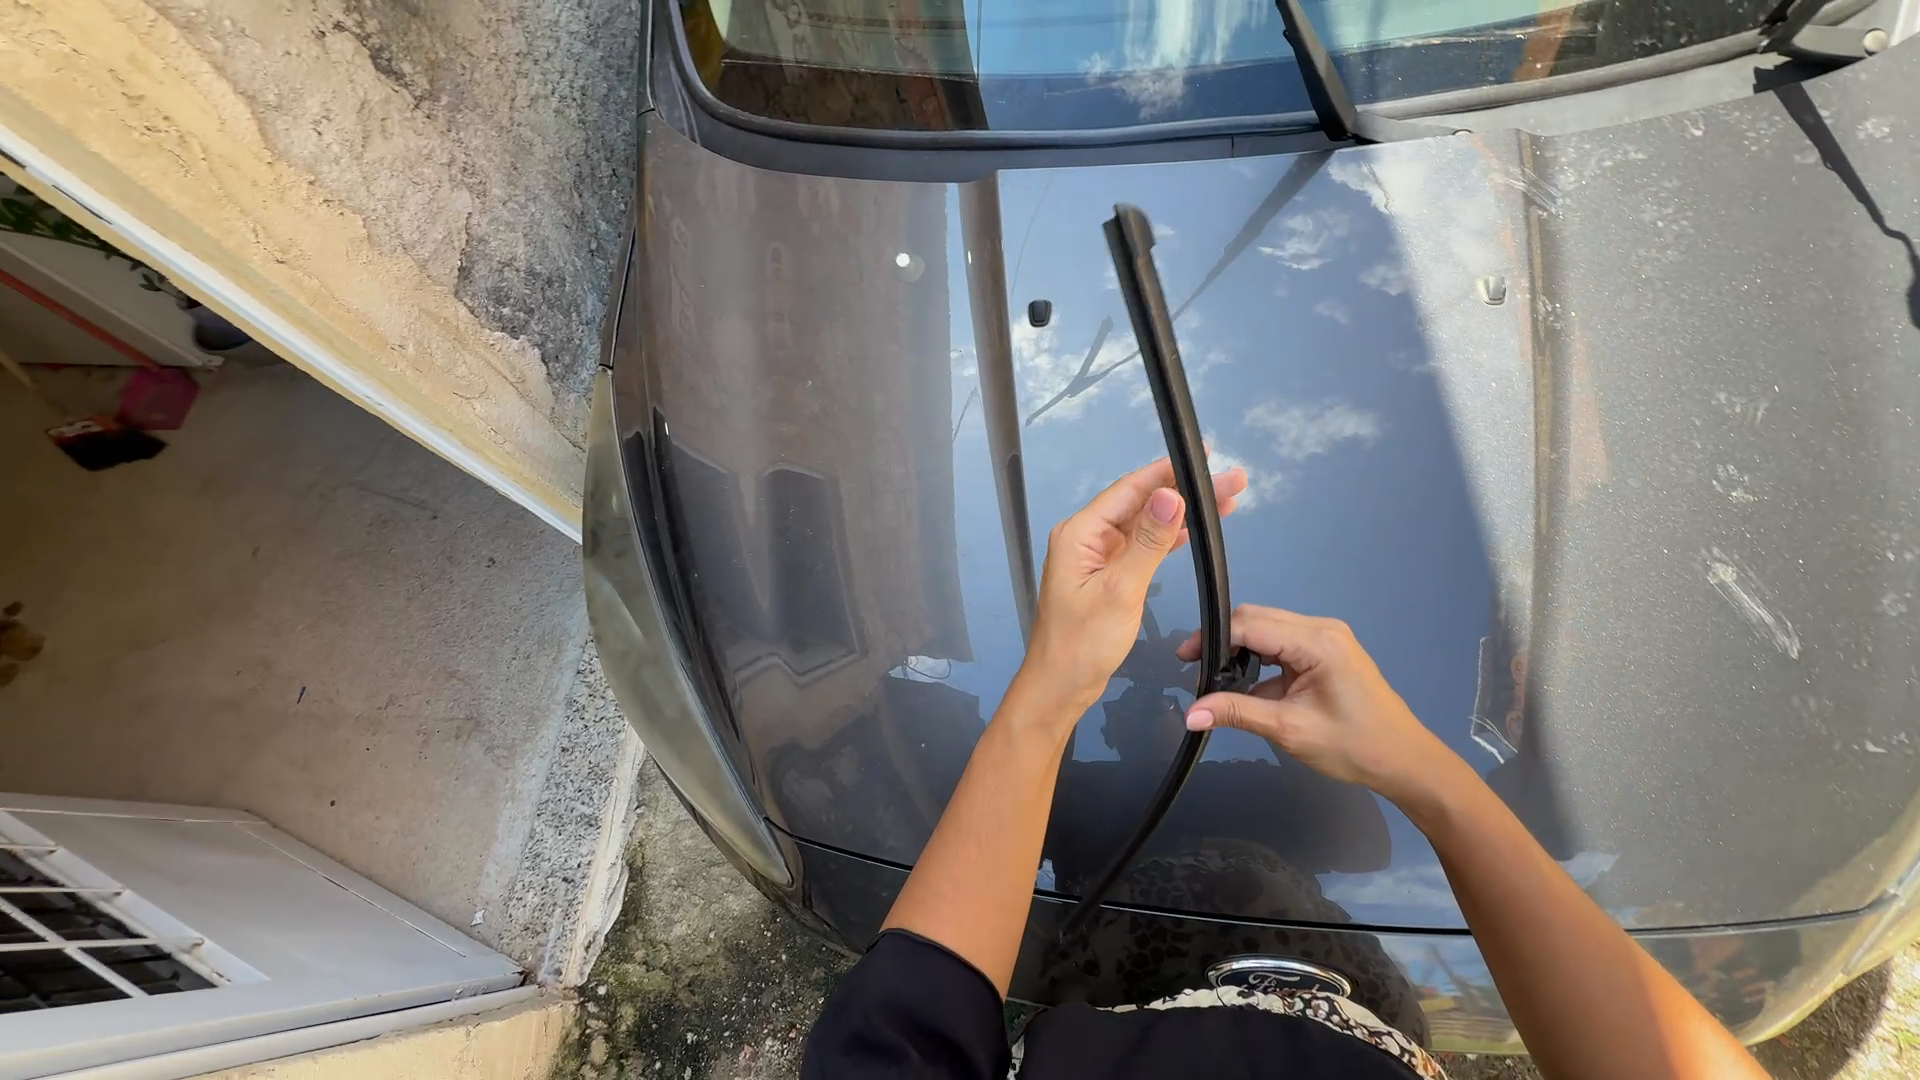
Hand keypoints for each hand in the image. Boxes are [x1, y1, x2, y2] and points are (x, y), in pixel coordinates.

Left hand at [1016, 458, 1247, 723]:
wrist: (1062, 686)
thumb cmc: (1085, 642)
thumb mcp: (1120, 590)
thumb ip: (1148, 542)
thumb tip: (1171, 494)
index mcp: (1080, 533)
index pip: (1130, 490)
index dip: (1169, 472)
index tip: (1207, 457)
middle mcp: (1087, 538)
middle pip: (1141, 503)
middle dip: (1186, 491)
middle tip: (1234, 481)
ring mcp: (1097, 557)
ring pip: (1145, 524)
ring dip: (1182, 514)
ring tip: (1227, 500)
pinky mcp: (1108, 576)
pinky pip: (1142, 547)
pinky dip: (1168, 538)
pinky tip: (1192, 530)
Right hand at [1177, 605, 1460, 804]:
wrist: (1406, 762)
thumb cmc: (1352, 746)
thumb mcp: (1288, 730)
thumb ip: (1236, 713)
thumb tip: (1189, 715)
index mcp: (1317, 642)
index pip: (1249, 624)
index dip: (1212, 639)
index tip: (1185, 661)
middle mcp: (1321, 628)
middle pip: (1256, 618)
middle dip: (1222, 640)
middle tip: (1195, 669)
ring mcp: (1327, 636)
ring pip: (1266, 627)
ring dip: (1239, 648)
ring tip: (1217, 677)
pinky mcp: (1327, 649)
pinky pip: (1281, 641)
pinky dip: (1259, 657)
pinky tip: (1246, 682)